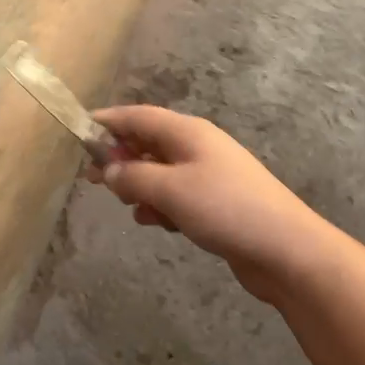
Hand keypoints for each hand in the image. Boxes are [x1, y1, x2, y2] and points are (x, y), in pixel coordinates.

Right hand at [87, 105, 334, 302]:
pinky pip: (177, 194)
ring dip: (141, 185)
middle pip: (149, 141)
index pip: (139, 116)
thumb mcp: (170, 190)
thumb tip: (110, 169)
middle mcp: (198, 146)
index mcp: (187, 132)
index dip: (108, 121)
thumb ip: (134, 176)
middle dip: (121, 158)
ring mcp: (210, 174)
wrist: (285, 249)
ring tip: (127, 206)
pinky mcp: (217, 202)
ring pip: (162, 171)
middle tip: (94, 180)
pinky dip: (161, 204)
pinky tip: (155, 223)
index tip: (79, 133)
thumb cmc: (225, 209)